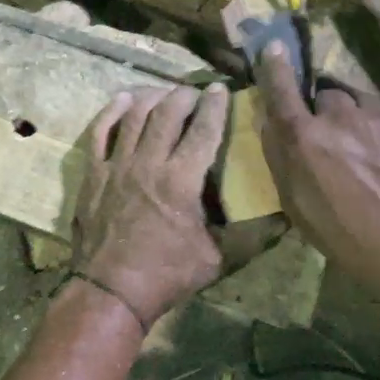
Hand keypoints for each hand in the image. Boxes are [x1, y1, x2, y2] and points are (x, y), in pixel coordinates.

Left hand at [70, 86, 228, 326]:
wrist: (111, 290)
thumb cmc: (167, 275)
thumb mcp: (217, 260)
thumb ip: (252, 237)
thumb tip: (286, 219)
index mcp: (181, 181)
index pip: (203, 130)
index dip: (214, 106)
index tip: (220, 89)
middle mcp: (148, 163)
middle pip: (167, 114)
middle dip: (184, 96)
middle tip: (194, 91)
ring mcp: (117, 164)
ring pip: (135, 116)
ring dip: (152, 97)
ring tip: (165, 92)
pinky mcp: (94, 172)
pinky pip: (100, 131)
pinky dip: (112, 111)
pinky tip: (123, 99)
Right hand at [256, 43, 379, 299]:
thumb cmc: (345, 235)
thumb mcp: (296, 204)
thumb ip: (280, 157)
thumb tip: (270, 123)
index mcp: (304, 136)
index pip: (281, 89)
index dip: (275, 67)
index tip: (274, 47)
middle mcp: (339, 117)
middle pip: (327, 97)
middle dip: (326, 111)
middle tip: (333, 139)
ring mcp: (379, 119)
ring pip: (361, 104)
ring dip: (357, 119)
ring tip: (366, 150)